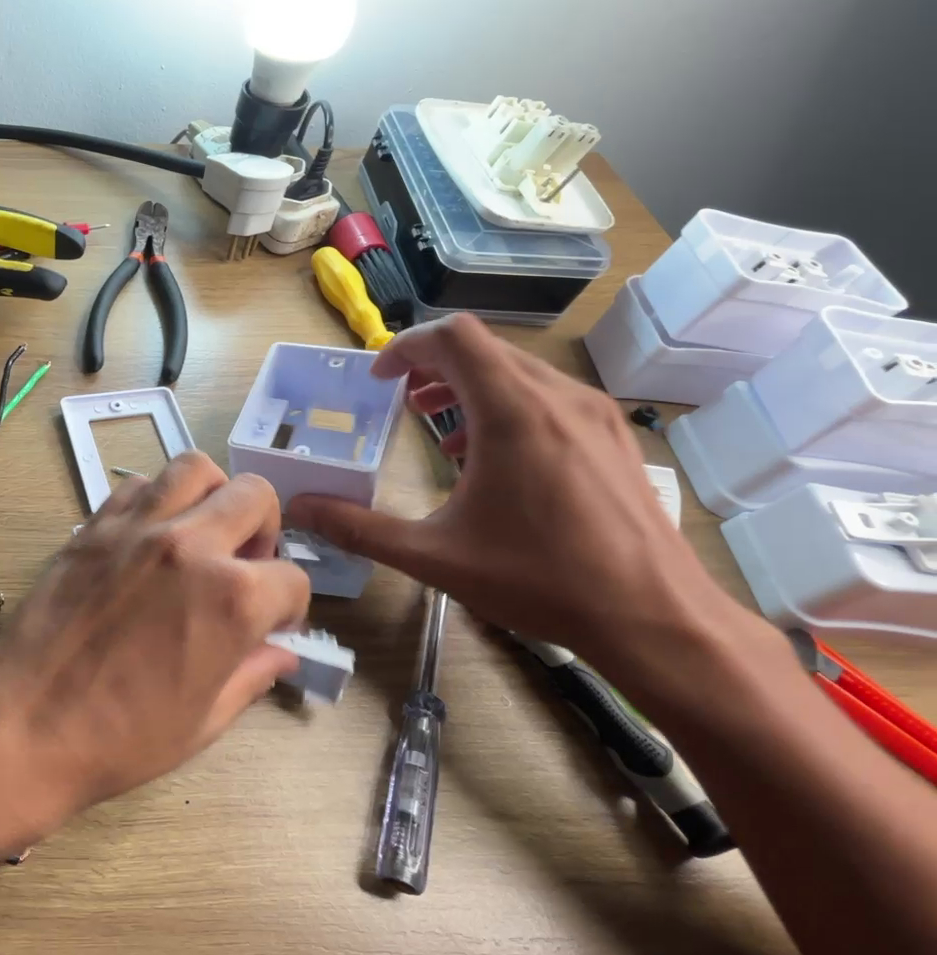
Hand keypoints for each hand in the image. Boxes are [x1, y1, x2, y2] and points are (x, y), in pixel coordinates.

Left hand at [0, 453, 310, 839]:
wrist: (26, 723)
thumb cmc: (121, 738)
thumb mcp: (204, 720)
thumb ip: (251, 675)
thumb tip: (280, 654)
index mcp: (232, 598)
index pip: (292, 578)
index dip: (289, 607)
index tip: (270, 627)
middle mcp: (190, 546)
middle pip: (254, 496)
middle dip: (264, 529)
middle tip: (242, 565)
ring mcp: (136, 529)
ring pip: (193, 468)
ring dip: (210, 495)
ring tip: (199, 535)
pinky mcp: (91, 528)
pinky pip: (136, 487)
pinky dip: (154, 501)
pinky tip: (146, 540)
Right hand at [285, 314, 750, 681]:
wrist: (654, 616)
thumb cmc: (539, 580)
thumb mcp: (433, 556)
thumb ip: (358, 527)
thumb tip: (300, 510)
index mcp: (512, 413)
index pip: (454, 338)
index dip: (406, 347)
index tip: (378, 379)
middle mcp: (558, 398)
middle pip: (486, 349)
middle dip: (433, 366)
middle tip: (398, 401)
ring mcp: (594, 416)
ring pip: (520, 372)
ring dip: (470, 385)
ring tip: (436, 424)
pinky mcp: (613, 439)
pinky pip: (549, 398)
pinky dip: (506, 406)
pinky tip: (489, 456)